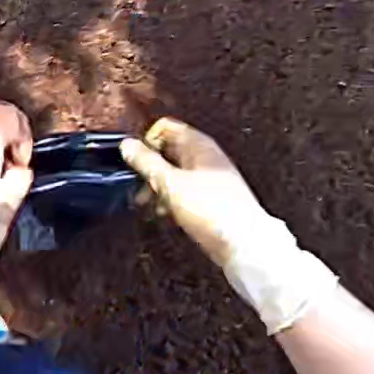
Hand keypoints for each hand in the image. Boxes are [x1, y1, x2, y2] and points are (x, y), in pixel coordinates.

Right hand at [119, 118, 270, 266]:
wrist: (246, 245)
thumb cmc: (213, 210)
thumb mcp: (171, 183)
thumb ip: (147, 163)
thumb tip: (127, 145)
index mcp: (198, 145)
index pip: (165, 127)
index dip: (147, 141)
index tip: (136, 160)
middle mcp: (204, 157)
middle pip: (168, 150)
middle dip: (149, 166)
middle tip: (137, 184)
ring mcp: (208, 178)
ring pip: (174, 172)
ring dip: (157, 185)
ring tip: (145, 203)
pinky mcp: (210, 199)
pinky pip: (183, 190)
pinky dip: (170, 198)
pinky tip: (163, 213)